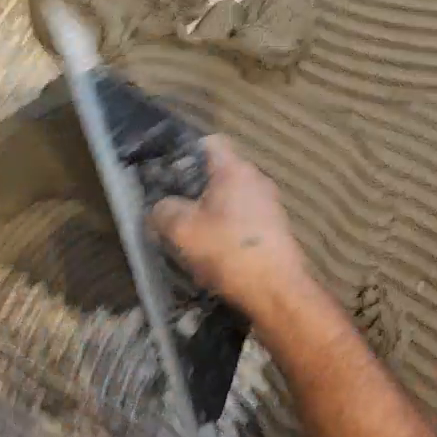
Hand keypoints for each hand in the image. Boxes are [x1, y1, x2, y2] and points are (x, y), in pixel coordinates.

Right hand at [148, 135, 307, 315]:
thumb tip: (158, 208)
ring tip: (190, 231)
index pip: (209, 142)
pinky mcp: (275, 230)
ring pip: (230, 197)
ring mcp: (270, 205)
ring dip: (210, 210)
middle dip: (194, 186)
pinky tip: (213, 250)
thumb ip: (162, 210)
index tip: (166, 171)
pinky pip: (243, 217)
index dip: (184, 152)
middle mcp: (256, 180)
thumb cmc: (228, 251)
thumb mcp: (181, 229)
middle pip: (218, 171)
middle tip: (172, 204)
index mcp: (234, 169)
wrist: (277, 294)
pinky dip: (226, 227)